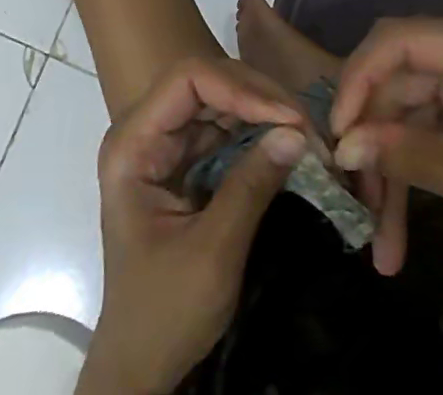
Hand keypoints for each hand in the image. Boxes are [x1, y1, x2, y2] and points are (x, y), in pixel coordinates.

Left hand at [82, 58, 310, 393]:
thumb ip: (251, 186)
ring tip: (308, 135)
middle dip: (262, 98)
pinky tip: (292, 145)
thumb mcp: (213, 251)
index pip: (187, 80)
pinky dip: (264, 131)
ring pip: (225, 101)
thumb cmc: (165, 311)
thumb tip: (297, 132)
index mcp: (133, 146)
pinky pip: (231, 128)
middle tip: (309, 127)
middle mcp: (148, 133)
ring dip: (268, 112)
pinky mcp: (191, 162)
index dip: (240, 87)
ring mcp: (170, 146)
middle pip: (210, 83)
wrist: (143, 362)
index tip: (288, 117)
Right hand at [330, 15, 442, 272]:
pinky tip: (392, 221)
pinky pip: (419, 120)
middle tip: (352, 194)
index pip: (404, 38)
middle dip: (371, 133)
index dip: (360, 77)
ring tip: (376, 229)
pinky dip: (405, 163)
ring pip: (401, 103)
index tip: (337, 132)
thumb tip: (345, 147)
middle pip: (397, 73)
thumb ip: (416, 159)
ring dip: (385, 160)